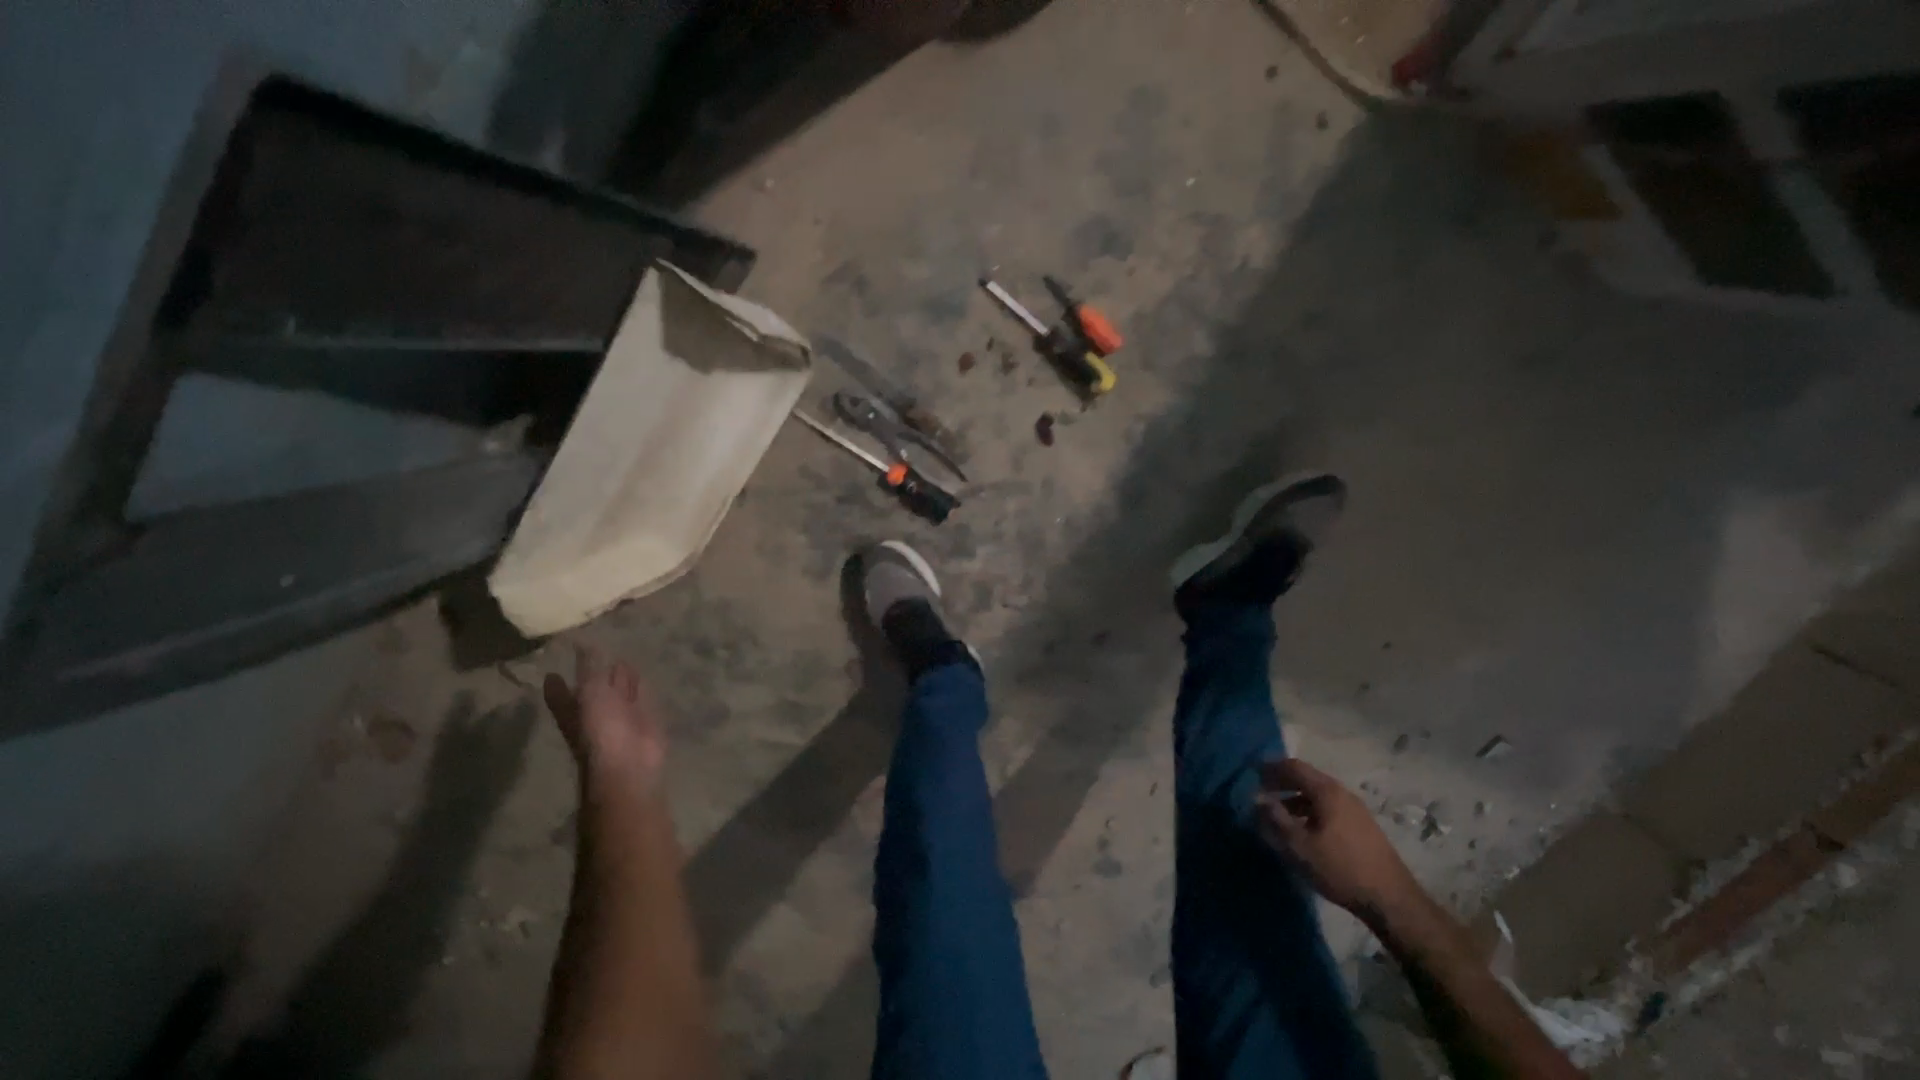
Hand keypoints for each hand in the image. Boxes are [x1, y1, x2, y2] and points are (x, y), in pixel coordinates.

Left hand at [543, 646, 667, 791]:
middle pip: (593, 689)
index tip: (554, 668)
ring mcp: (620, 717)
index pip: (561, 692)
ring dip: (621, 677)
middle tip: (598, 652)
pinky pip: (642, 699)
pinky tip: (644, 676)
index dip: (557, 683)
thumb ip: (589, 669)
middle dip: (596, 674)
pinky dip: (642, 688)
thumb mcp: (590, 693)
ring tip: (624, 658)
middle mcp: (595, 712)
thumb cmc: (601, 729)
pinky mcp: (644, 720)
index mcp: (574, 709)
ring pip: (619, 692)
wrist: (630, 763)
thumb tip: (581, 643)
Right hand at [1255, 757, 1423, 925]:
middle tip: (1260, 793)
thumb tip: (1258, 799)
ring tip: (1277, 815)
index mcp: (1327, 792)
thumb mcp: (1299, 846)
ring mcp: (1355, 810)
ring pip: (1318, 796)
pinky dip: (1309, 811)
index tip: (1251, 773)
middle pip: (1307, 779)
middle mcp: (1342, 794)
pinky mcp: (1361, 827)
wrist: (1390, 898)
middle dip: (1282, 783)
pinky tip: (1302, 830)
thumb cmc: (1340, 868)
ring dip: (1295, 800)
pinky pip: (1328, 808)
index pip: (1294, 767)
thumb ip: (1276, 820)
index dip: (1271, 768)